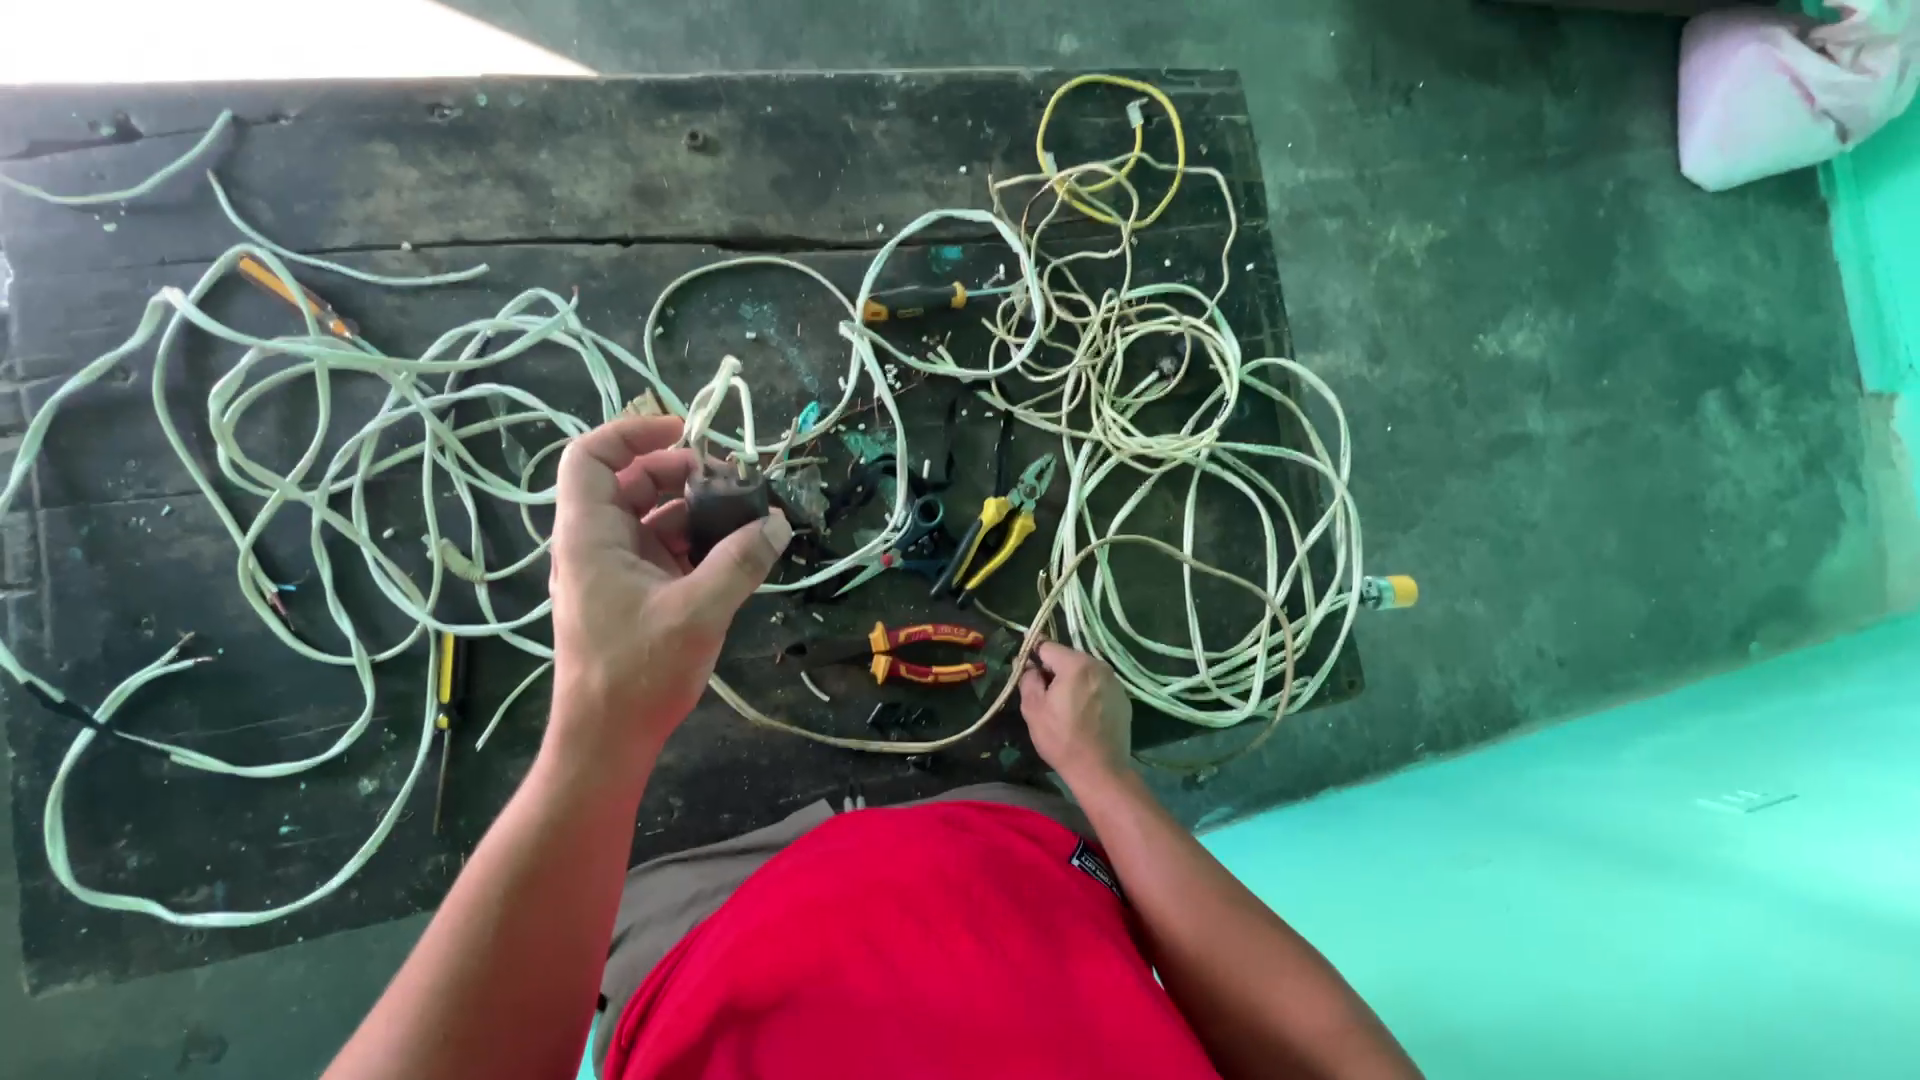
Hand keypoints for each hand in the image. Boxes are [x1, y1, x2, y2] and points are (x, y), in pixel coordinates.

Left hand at [546, 415, 790, 773]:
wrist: (607, 739)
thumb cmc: (637, 672)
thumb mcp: (697, 612)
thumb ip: (740, 562)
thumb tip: (777, 523)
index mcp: (590, 536)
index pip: (591, 458)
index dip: (634, 433)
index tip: (689, 434)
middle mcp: (597, 544)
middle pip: (633, 483)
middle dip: (684, 473)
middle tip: (735, 481)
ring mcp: (617, 570)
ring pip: (655, 517)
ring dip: (699, 509)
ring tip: (747, 515)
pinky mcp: (637, 593)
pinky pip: (667, 550)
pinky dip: (700, 542)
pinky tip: (739, 552)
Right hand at [1018, 641, 1132, 785]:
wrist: (1100, 770)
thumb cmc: (1062, 739)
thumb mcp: (1033, 708)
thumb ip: (1027, 678)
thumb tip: (1027, 664)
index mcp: (1076, 664)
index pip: (1048, 647)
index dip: (1033, 656)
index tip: (1027, 671)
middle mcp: (1099, 666)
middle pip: (1068, 658)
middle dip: (1054, 670)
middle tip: (1045, 695)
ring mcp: (1115, 682)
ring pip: (1085, 671)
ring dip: (1072, 681)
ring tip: (1065, 706)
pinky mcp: (1123, 698)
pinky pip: (1099, 686)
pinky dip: (1089, 692)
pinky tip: (1084, 714)